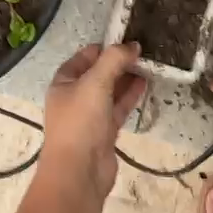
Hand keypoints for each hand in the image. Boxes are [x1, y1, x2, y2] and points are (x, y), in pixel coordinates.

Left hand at [42, 43, 146, 197]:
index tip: (128, 40)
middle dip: (119, 62)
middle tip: (143, 51)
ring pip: (111, 90)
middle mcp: (75, 97)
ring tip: (148, 64)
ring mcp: (90, 116)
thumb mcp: (95, 82)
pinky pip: (118, 107)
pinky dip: (130, 95)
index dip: (105, 47)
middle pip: (99, 73)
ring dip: (127, 78)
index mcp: (64, 83)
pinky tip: (145, 83)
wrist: (78, 173)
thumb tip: (133, 45)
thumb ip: (114, 60)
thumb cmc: (80, 122)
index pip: (85, 56)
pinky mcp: (104, 132)